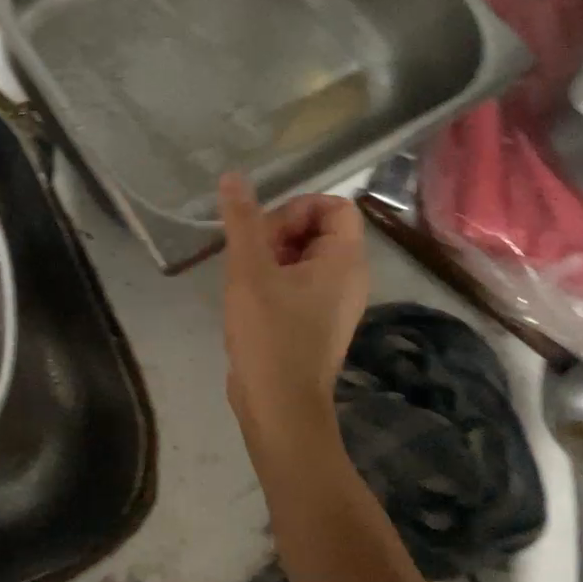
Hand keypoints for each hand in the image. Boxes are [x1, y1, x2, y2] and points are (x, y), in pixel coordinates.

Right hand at [218, 172, 368, 434]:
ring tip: (245, 276)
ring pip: (303, 253)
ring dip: (269, 253)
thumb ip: (242, 220)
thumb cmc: (270, 333)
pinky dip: (272, 276)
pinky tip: (248, 295)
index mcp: (345, 262)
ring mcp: (333, 301)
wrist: (279, 405)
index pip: (335, 207)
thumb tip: (233, 176)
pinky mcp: (315, 319)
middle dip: (278, 230)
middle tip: (250, 256)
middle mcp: (348, 278)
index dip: (297, 208)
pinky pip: (298, 278)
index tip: (266, 232)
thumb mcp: (249, 270)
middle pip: (318, 227)